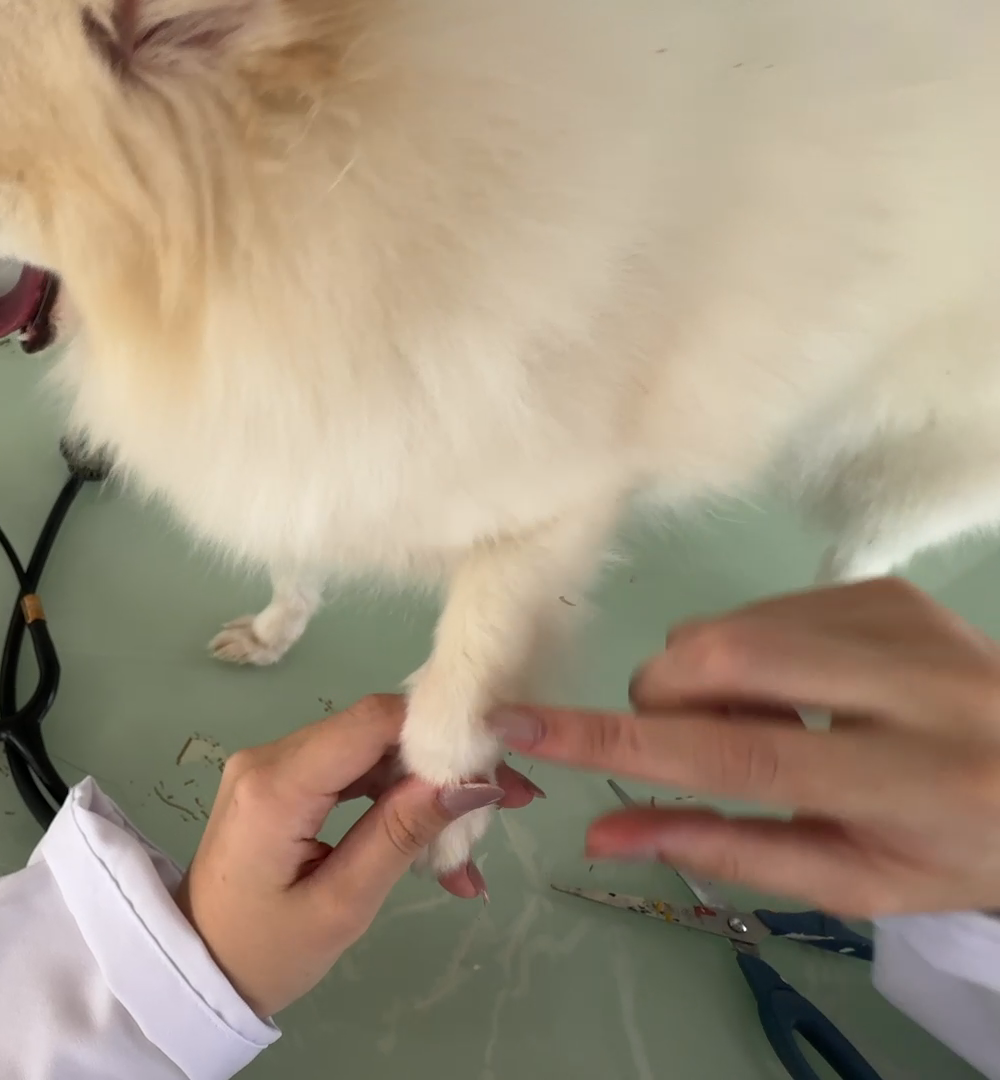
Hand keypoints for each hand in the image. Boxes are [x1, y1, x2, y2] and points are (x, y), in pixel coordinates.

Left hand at [176, 695, 542, 1017]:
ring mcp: (266, 765)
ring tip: (475, 832)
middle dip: (437, 762)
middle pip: (367, 732)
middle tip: (510, 802)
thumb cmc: (267, 949)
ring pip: (360, 751)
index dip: (434, 727)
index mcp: (276, 783)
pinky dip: (385, 798)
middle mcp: (266, 756)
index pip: (367, 721)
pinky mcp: (273, 781)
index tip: (498, 758)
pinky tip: (429, 839)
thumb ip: (399, 835)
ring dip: (418, 785)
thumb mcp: (342, 903)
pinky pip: (340, 773)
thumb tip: (469, 785)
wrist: (200, 961)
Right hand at [494, 577, 999, 916]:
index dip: (612, 742)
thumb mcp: (851, 878)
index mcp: (923, 786)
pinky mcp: (884, 590)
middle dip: (665, 697)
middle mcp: (927, 691)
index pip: (734, 758)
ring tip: (765, 715)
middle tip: (695, 735)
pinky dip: (736, 651)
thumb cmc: (953, 845)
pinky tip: (797, 682)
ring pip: (715, 631)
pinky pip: (745, 610)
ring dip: (699, 679)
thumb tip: (597, 837)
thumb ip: (720, 852)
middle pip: (714, 662)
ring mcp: (906, 624)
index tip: (515, 724)